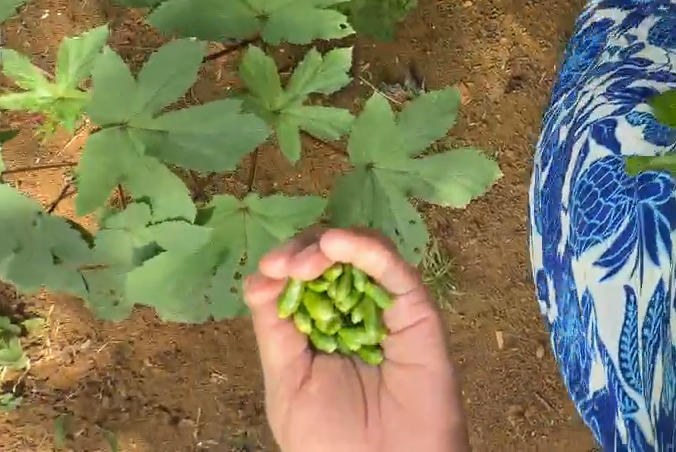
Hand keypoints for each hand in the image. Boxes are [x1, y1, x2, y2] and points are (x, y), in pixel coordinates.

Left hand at [244, 228, 468, 451]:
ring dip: (332, 245)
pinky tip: (339, 244)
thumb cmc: (331, 439)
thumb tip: (259, 278)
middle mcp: (354, 305)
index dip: (284, 264)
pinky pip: (394, 268)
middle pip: (332, 255)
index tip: (267, 271)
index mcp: (319, 324)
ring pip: (364, 251)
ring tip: (308, 261)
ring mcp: (386, 300)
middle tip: (286, 265)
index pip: (301, 277)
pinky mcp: (415, 303)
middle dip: (304, 250)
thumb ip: (277, 333)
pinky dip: (366, 249)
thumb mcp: (288, 386)